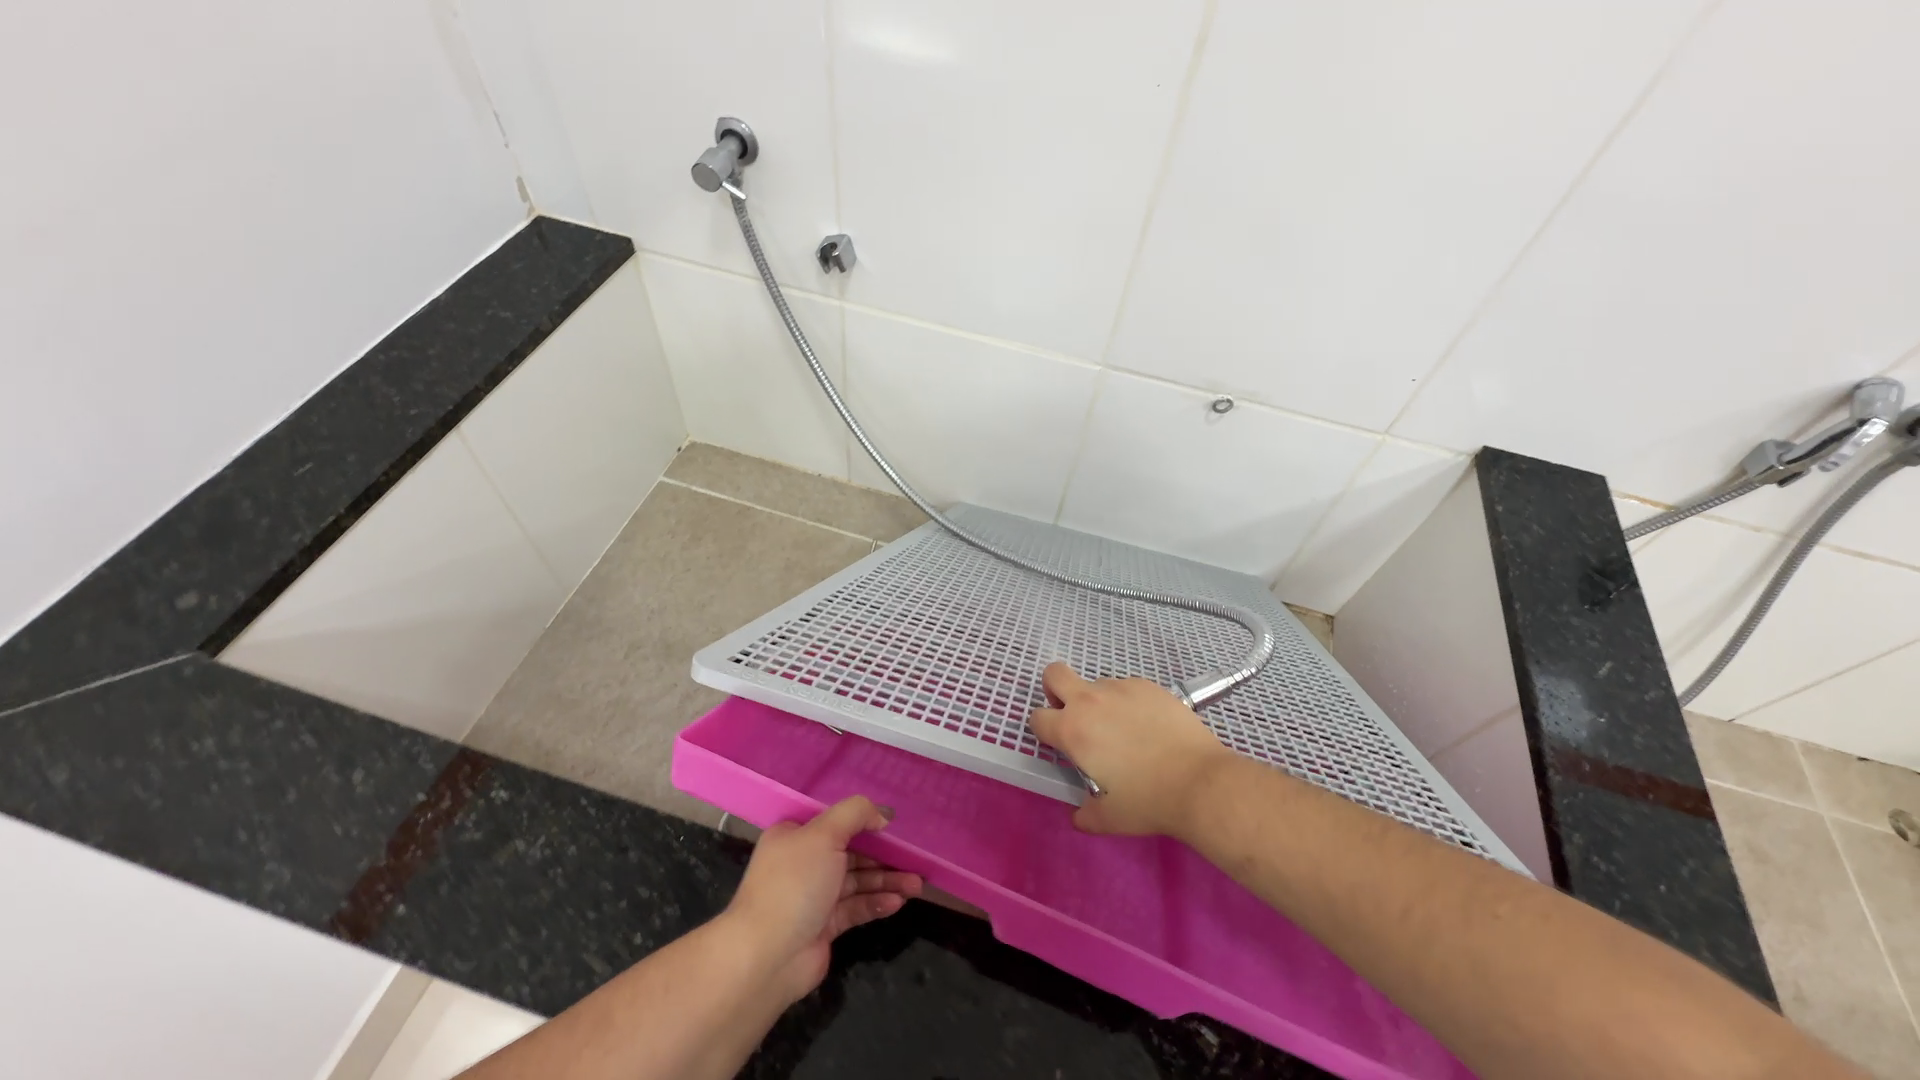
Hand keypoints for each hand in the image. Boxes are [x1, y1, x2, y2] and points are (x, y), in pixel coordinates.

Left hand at [721, 796, 922, 1002]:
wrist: (768, 955)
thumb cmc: (794, 884)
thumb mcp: (824, 835)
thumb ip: (855, 814)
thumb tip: (882, 814)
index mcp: (794, 836)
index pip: (834, 821)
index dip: (864, 821)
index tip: (895, 825)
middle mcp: (803, 863)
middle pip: (850, 852)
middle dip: (884, 855)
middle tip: (915, 859)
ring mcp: (813, 896)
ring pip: (857, 882)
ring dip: (886, 881)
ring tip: (917, 885)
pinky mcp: (824, 926)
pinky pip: (856, 908)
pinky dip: (876, 903)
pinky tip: (897, 902)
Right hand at [1028, 661, 1234, 837]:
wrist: (1200, 782)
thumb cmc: (1149, 801)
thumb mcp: (1110, 818)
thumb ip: (1087, 815)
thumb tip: (1080, 816)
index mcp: (1072, 731)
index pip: (1037, 717)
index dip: (1045, 731)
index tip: (1062, 746)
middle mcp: (1090, 702)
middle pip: (1054, 674)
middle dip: (1056, 691)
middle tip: (1076, 717)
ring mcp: (1121, 689)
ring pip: (1096, 684)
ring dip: (1099, 702)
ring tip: (1125, 731)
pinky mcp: (1149, 686)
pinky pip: (1127, 688)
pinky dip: (1129, 702)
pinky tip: (1150, 726)